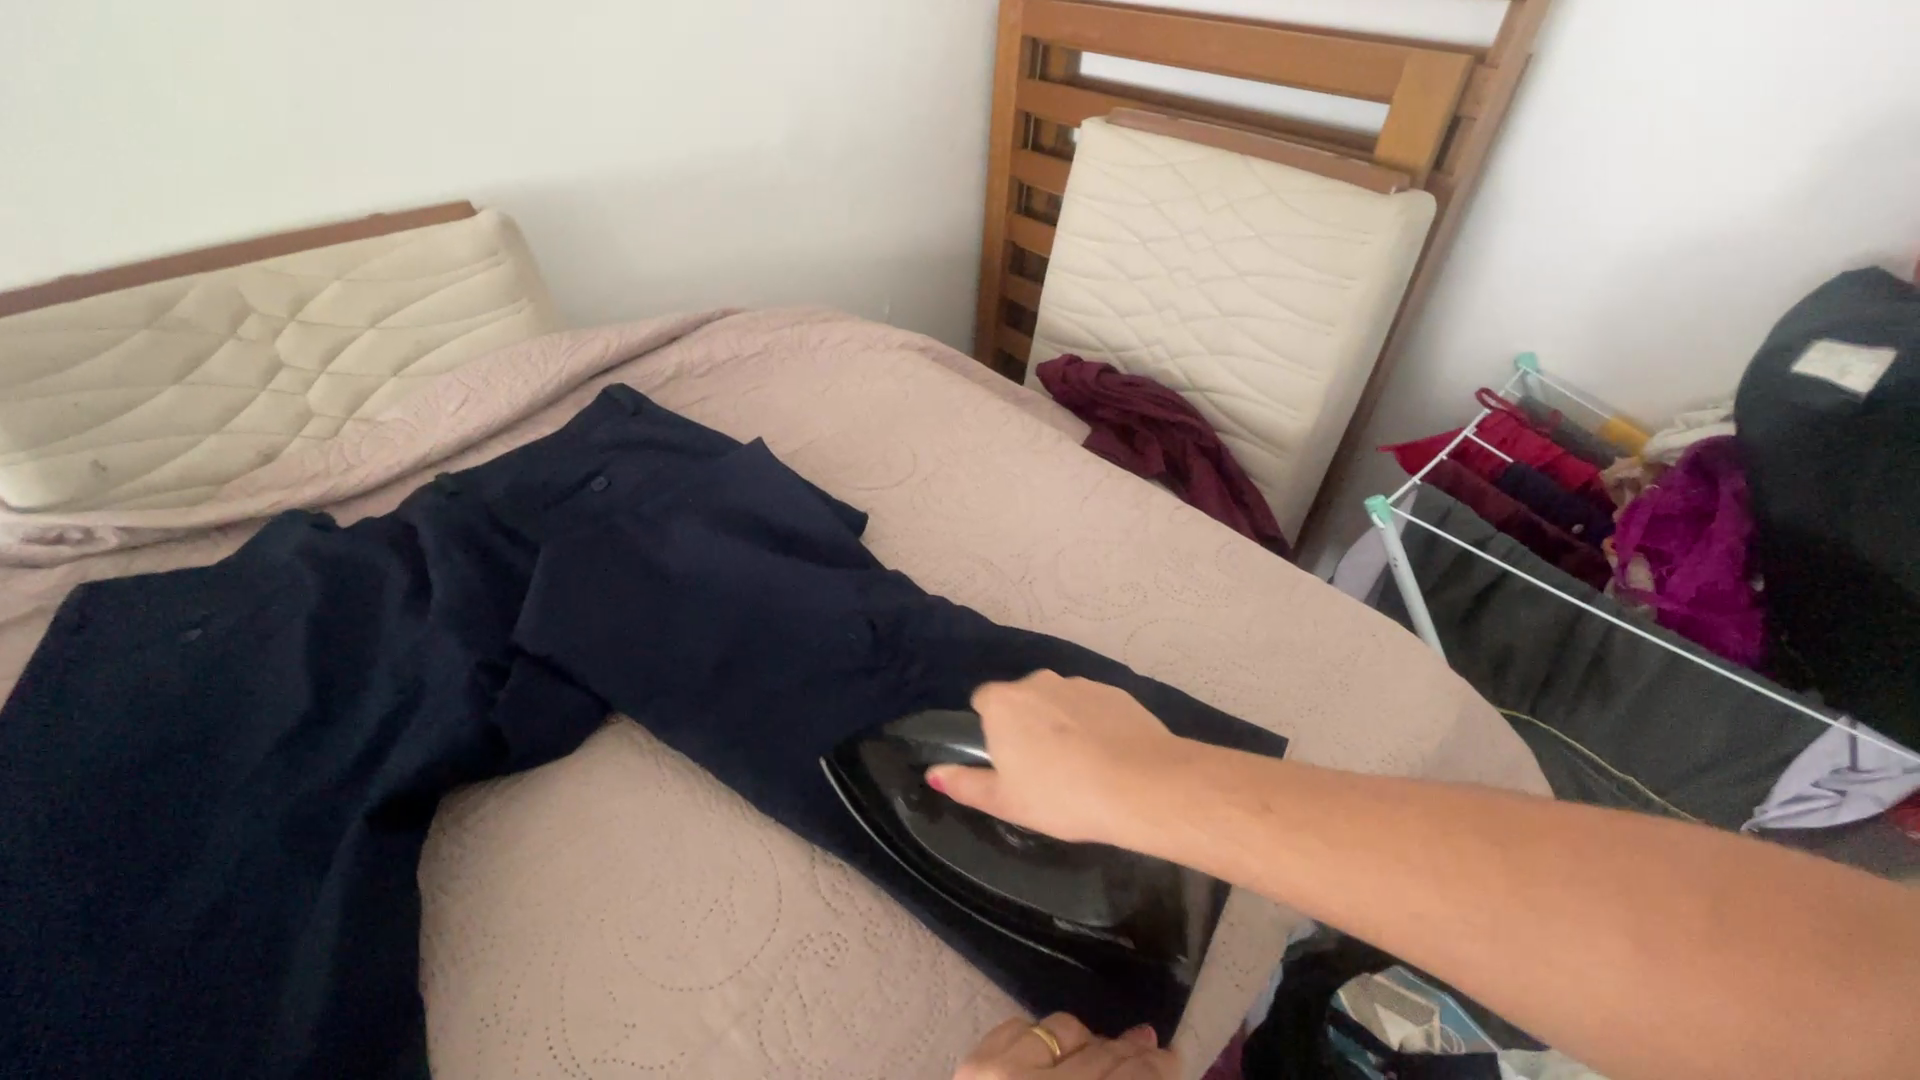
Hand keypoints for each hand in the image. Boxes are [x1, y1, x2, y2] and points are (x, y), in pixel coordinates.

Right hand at [926, 671, 1187, 846]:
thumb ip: (965, 784)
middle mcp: (1039, 682)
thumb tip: (934, 774)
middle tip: (1041, 769)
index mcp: (1004, 703)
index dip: (991, 729)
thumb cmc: (1061, 795)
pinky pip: (1093, 707)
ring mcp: (1080, 684)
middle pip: (1023, 699)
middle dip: (1027, 725)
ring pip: (1060, 702)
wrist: (1141, 785)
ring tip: (1080, 766)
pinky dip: (1095, 725)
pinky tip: (1108, 757)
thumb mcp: (1005, 801)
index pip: (984, 701)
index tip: (1006, 760)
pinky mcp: (1115, 692)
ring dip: (1062, 724)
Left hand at [955, 1013, 1176, 1078]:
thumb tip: (1149, 1071)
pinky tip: (1055, 1053)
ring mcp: (1003, 1071)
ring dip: (1089, 1041)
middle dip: (1132, 1051)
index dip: (1158, 1068)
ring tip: (1103, 1051)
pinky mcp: (972, 1062)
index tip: (1172, 1058)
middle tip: (1150, 1044)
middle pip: (1103, 1057)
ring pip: (1064, 1031)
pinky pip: (1021, 1027)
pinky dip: (1042, 1037)